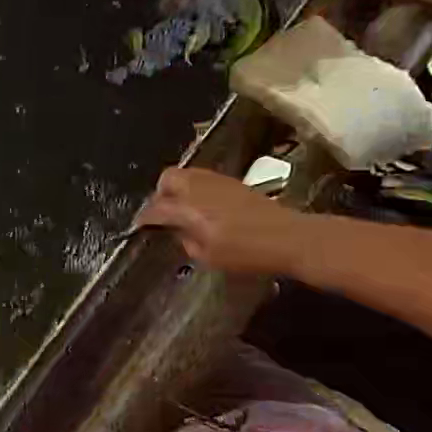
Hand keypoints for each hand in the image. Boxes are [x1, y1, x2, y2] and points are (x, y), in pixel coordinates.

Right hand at [136, 167, 313, 275]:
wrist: (290, 237)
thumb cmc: (247, 253)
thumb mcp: (209, 257)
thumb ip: (187, 241)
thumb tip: (179, 231)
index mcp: (188, 208)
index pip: (156, 208)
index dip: (145, 218)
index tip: (141, 227)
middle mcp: (198, 188)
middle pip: (167, 179)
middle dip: (160, 194)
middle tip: (165, 213)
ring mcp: (216, 181)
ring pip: (185, 174)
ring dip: (178, 188)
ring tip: (183, 208)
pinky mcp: (231, 181)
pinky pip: (202, 178)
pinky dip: (195, 188)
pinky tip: (204, 206)